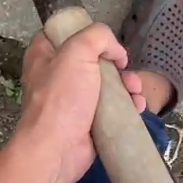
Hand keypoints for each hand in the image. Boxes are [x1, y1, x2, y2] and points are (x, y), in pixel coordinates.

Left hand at [14, 23, 146, 182]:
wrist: (56, 149)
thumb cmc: (61, 98)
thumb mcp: (77, 52)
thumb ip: (97, 37)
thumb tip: (115, 51)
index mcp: (44, 53)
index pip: (67, 32)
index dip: (89, 35)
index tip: (106, 44)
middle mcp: (55, 74)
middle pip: (93, 59)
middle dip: (116, 64)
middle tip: (127, 71)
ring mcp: (71, 99)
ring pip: (105, 84)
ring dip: (126, 85)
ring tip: (136, 91)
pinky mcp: (86, 121)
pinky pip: (111, 108)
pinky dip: (127, 105)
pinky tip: (138, 106)